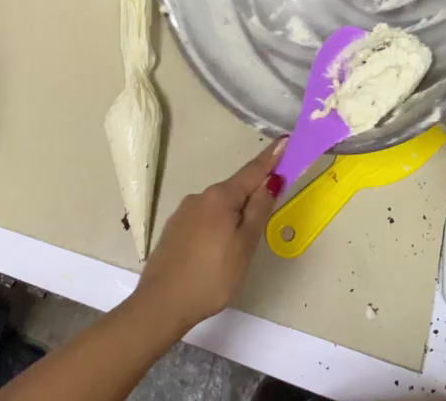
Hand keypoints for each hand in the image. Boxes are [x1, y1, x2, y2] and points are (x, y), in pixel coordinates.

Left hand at [129, 140, 283, 329]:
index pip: (252, 171)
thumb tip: (271, 180)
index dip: (271, 158)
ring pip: (218, 206)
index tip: (285, 141)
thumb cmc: (211, 276)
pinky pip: (204, 219)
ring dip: (233, 215)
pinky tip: (215, 251)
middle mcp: (200, 196)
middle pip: (235, 190)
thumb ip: (259, 210)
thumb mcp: (244, 245)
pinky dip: (217, 226)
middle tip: (267, 213)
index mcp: (220, 197)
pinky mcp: (174, 230)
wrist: (161, 304)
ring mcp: (184, 213)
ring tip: (239, 247)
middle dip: (252, 195)